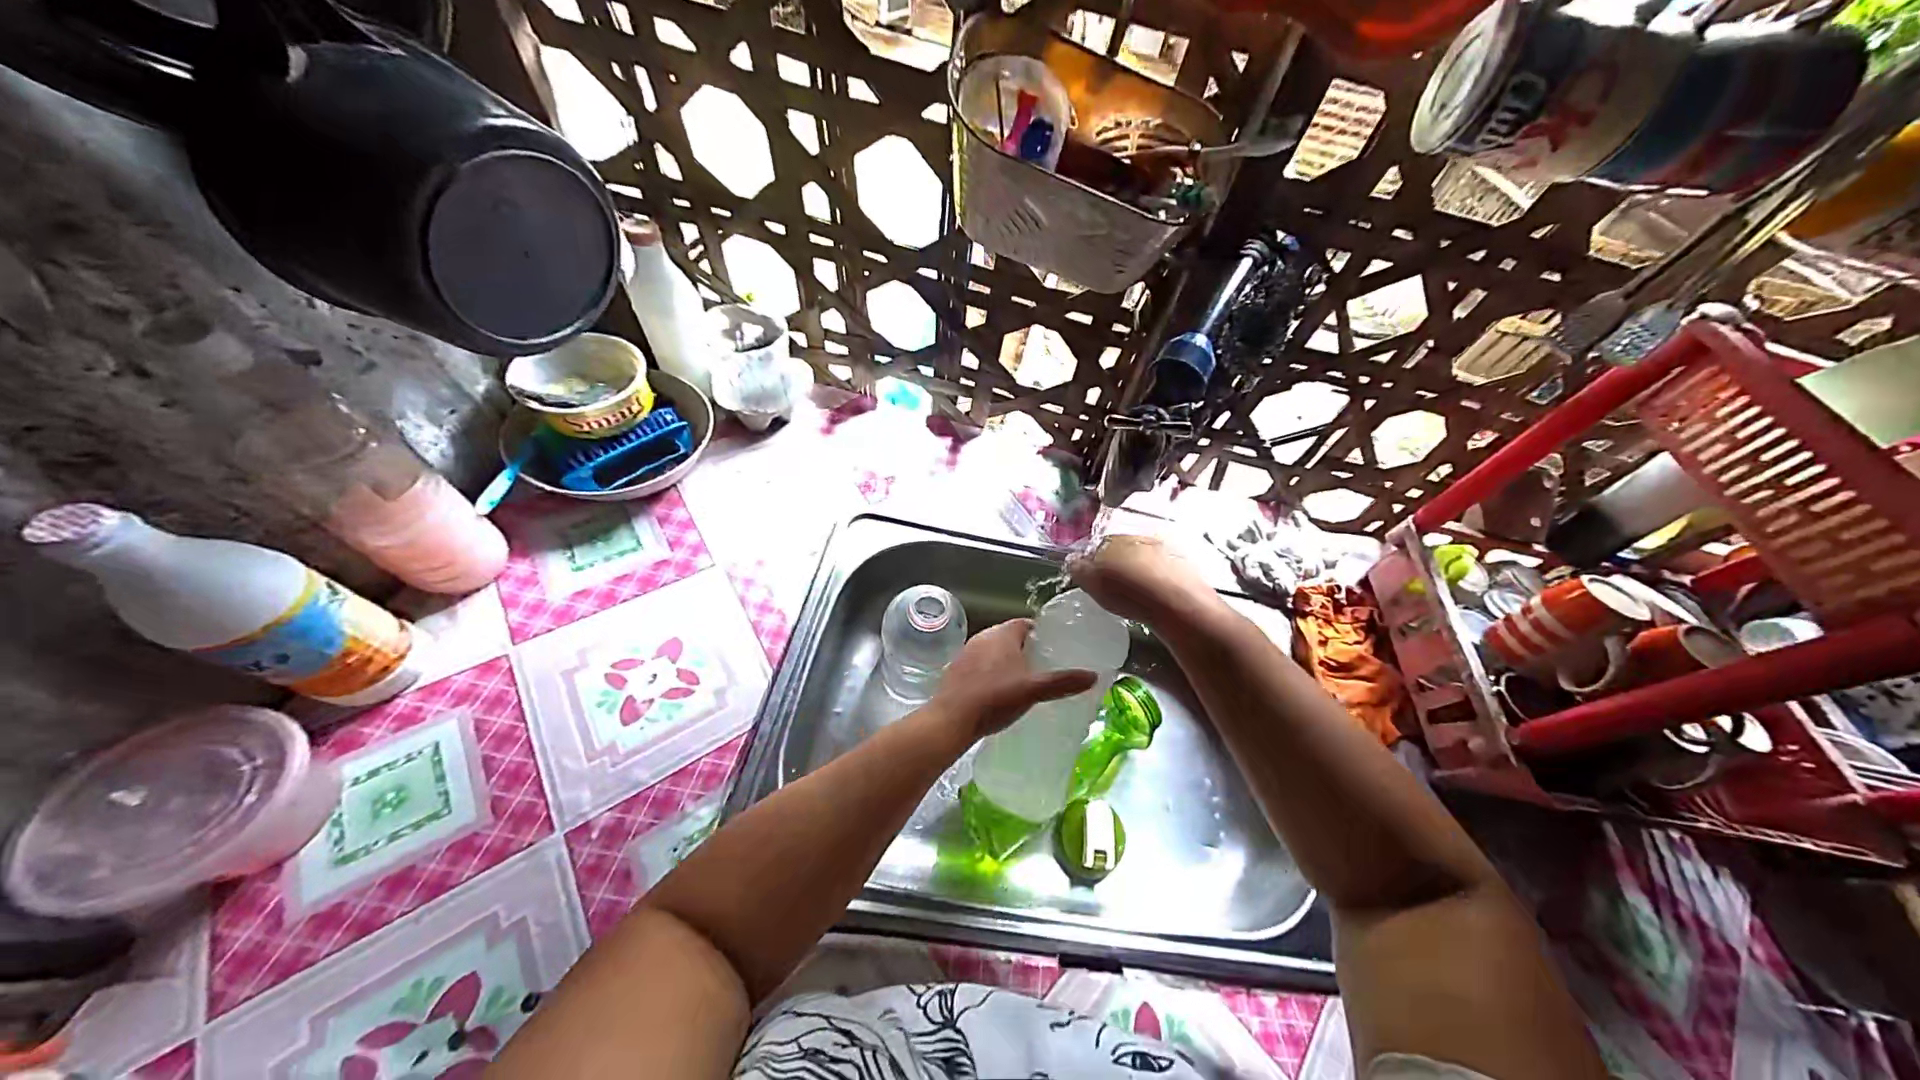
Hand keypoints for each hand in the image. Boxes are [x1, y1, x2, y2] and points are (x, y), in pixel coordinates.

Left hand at [930, 619, 1096, 739]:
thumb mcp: (1033, 691)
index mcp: (1002, 634)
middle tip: (1043, 666)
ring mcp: (967, 652)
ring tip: (1025, 680)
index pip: (1026, 623)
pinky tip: (999, 691)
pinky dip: (992, 672)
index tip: (1054, 648)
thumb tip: (1093, 676)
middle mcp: (983, 637)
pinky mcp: (956, 669)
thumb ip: (1063, 682)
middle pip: (1009, 636)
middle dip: (1026, 648)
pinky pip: (980, 664)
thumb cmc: (995, 699)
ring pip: (993, 650)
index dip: (1041, 633)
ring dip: (1007, 660)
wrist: (951, 720)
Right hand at [1067, 535, 1218, 624]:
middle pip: (1124, 550)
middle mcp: (1143, 538)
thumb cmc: (1131, 592)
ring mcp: (1167, 550)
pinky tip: (1156, 599)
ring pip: (1146, 559)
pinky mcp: (1187, 567)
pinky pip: (1166, 572)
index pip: (1099, 545)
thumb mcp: (1092, 582)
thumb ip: (1079, 568)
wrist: (1178, 605)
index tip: (1093, 577)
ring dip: (1141, 572)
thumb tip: (1073, 561)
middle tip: (1115, 587)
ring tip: (1136, 595)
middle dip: (1119, 565)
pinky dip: (1159, 582)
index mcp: (1116, 537)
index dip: (1094, 562)